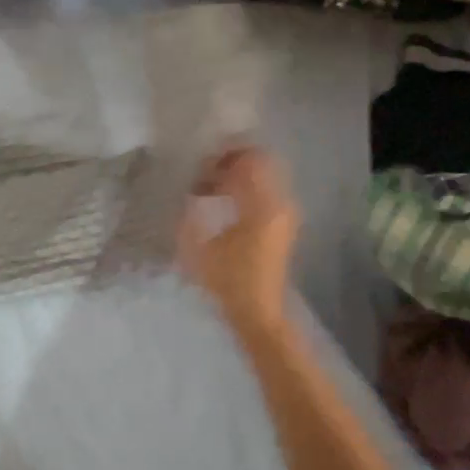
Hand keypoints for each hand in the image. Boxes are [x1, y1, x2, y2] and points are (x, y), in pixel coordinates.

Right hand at [177, 146, 299, 330]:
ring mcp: (285, 215)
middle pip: (259, 165)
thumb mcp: (198, 247)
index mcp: (263, 204)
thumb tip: (185, 192)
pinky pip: (264, 194)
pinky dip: (244, 192)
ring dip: (236, 178)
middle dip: (230, 163)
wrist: (259, 315)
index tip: (199, 161)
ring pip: (262, 179)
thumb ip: (189, 214)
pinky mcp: (282, 227)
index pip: (250, 160)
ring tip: (207, 187)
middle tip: (202, 171)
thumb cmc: (229, 282)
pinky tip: (220, 203)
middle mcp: (280, 203)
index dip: (224, 155)